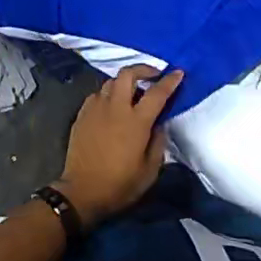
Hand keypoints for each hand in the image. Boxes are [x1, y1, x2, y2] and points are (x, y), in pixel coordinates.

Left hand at [52, 66, 183, 227]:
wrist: (82, 191)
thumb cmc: (120, 184)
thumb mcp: (150, 170)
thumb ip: (158, 142)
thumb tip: (158, 124)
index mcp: (136, 121)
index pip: (157, 93)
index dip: (170, 81)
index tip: (178, 73)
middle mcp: (115, 108)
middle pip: (127, 74)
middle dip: (143, 69)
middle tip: (153, 75)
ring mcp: (95, 108)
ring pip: (110, 82)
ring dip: (124, 82)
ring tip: (133, 92)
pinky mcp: (82, 114)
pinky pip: (97, 95)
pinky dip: (108, 94)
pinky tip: (112, 106)